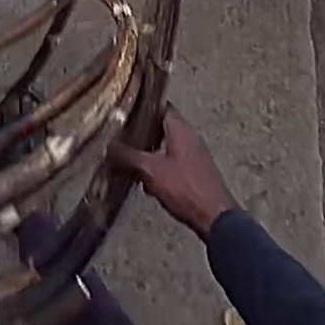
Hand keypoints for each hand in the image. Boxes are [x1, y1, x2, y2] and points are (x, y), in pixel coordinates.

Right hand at [108, 104, 237, 238]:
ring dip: (148, 150)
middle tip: (120, 134)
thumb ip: (127, 155)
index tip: (121, 109)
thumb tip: (107, 145)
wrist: (217, 220)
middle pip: (160, 124)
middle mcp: (189, 136)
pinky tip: (147, 180)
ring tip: (129, 158)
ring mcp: (195, 154)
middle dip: (140, 130)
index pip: (158, 104)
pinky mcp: (196, 171)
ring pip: (165, 143)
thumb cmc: (184, 188)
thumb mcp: (150, 170)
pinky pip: (172, 159)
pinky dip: (159, 164)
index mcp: (180, 128)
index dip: (139, 105)